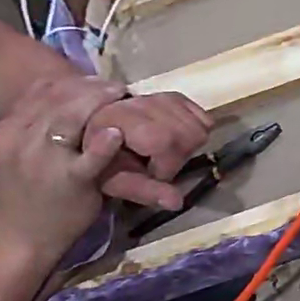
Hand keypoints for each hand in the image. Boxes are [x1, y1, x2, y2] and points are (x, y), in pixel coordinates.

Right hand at [0, 76, 126, 259]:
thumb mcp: (17, 155)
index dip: (72, 83)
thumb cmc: (26, 194)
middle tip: (116, 86)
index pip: (37, 95)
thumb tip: (61, 96)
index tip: (96, 79)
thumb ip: (32, 128)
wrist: (19, 238)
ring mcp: (41, 162)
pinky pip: (87, 158)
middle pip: (55, 102)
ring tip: (122, 97)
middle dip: (90, 89)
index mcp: (5, 134)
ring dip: (99, 104)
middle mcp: (18, 143)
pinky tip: (117, 133)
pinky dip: (102, 144)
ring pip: (68, 121)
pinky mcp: (68, 181)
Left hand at [83, 92, 213, 208]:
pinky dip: (198, 132)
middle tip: (160, 166)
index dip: (165, 167)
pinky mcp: (175, 97)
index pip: (164, 142)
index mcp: (118, 122)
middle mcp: (141, 104)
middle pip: (187, 135)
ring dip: (188, 148)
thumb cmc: (102, 162)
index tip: (151, 176)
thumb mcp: (114, 181)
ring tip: (168, 154)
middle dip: (178, 158)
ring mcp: (160, 98)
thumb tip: (177, 203)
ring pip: (201, 128)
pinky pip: (204, 118)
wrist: (95, 134)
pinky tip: (179, 139)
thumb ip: (144, 191)